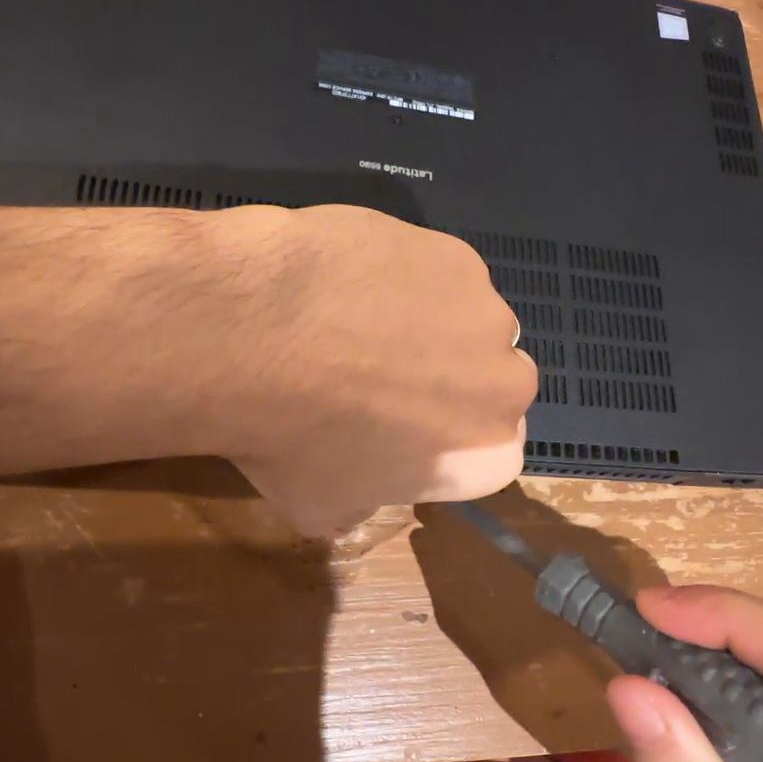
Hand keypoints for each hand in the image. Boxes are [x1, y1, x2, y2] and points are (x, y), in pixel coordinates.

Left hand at [207, 204, 536, 534]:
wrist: (256, 333)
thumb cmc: (291, 436)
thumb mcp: (319, 507)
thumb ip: (359, 506)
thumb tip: (356, 495)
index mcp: (488, 456)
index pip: (486, 450)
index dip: (441, 437)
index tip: (398, 426)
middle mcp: (506, 385)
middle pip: (487, 381)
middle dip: (447, 378)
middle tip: (379, 372)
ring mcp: (485, 311)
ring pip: (465, 319)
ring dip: (427, 323)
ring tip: (358, 319)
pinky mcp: (455, 255)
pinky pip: (437, 271)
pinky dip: (404, 275)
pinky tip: (352, 281)